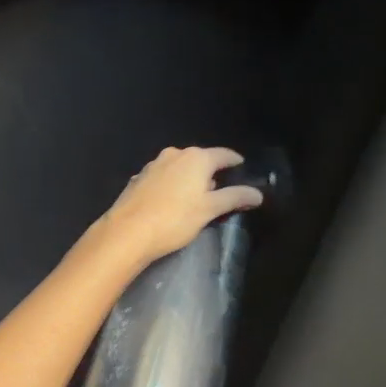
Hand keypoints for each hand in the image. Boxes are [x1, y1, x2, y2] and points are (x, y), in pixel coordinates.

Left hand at [88, 147, 262, 265]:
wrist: (128, 231)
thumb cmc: (175, 219)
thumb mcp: (209, 209)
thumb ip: (234, 197)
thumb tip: (257, 193)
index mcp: (195, 158)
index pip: (223, 154)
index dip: (235, 162)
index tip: (242, 169)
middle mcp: (174, 154)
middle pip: (200, 160)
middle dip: (211, 172)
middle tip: (221, 189)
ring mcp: (153, 165)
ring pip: (179, 168)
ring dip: (190, 178)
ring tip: (197, 197)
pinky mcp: (138, 178)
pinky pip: (163, 177)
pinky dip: (172, 185)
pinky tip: (172, 202)